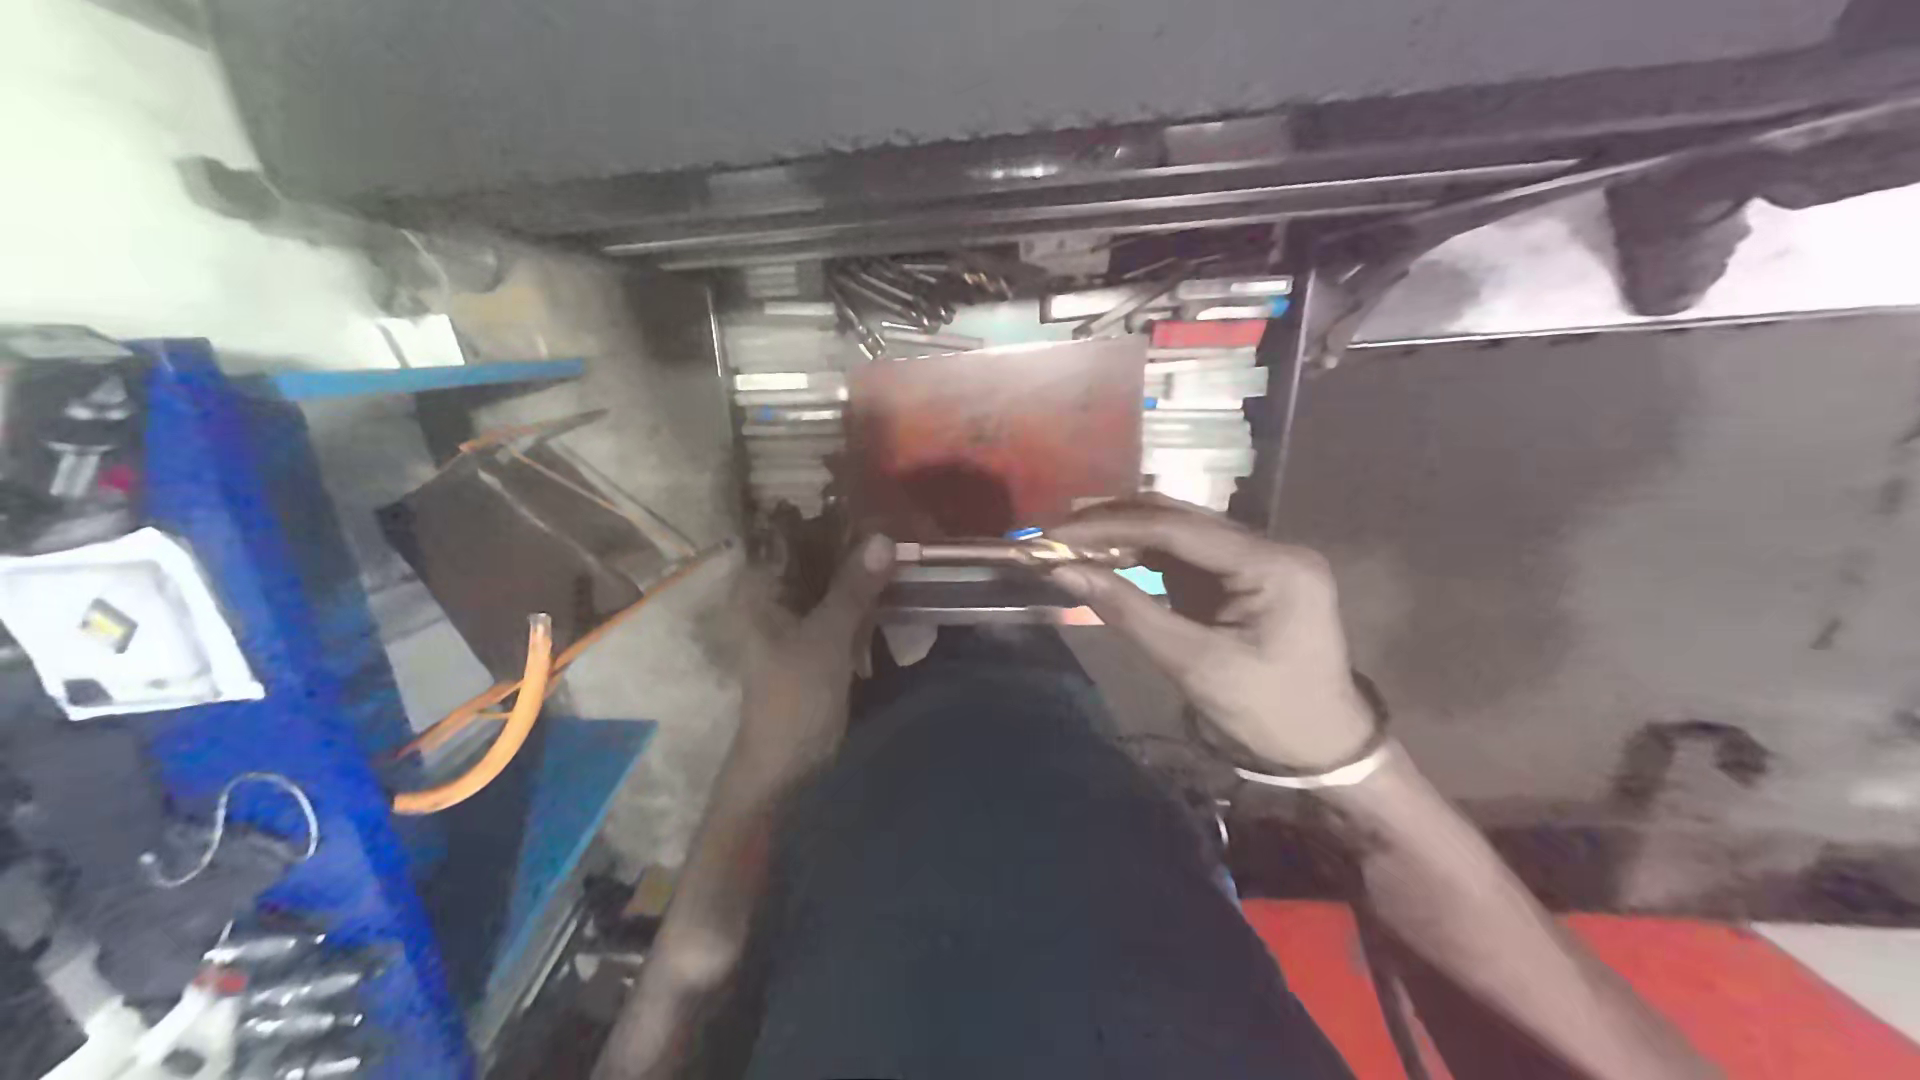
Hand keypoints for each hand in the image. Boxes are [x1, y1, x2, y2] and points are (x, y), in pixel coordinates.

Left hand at [736, 534, 894, 771]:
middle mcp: (775, 598)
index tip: (868, 501)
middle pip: (816, 557)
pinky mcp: (820, 642)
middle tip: (897, 523)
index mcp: (759, 591)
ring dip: (864, 571)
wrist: (788, 767)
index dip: (827, 518)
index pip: (791, 537)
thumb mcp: (826, 638)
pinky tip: (897, 584)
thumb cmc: (793, 698)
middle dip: (853, 545)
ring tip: (902, 546)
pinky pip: (845, 607)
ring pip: (834, 582)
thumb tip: (884, 538)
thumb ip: (854, 588)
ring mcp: (798, 621)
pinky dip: (867, 598)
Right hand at [1047, 500, 1373, 772]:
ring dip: (1124, 535)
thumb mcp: (1194, 664)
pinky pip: (1184, 555)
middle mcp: (1269, 547)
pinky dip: (1142, 556)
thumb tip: (1064, 572)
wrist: (1321, 748)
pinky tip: (1106, 557)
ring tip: (1072, 541)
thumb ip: (1128, 611)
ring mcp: (1256, 559)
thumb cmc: (1266, 712)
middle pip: (1180, 519)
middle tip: (1058, 532)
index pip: (1179, 529)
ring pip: (1178, 532)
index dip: (1112, 526)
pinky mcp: (1241, 576)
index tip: (1061, 534)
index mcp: (1274, 564)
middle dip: (1115, 522)